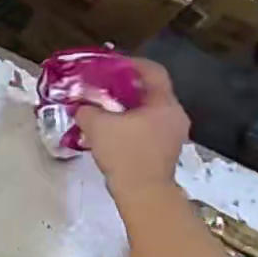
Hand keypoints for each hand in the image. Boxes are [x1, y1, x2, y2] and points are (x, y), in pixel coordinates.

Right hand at [75, 57, 188, 203]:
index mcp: (164, 104)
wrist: (142, 193)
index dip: (131, 64)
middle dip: (127, 88)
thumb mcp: (96, 125)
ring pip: (151, 112)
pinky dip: (133, 125)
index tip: (112, 63)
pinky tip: (113, 132)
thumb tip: (81, 107)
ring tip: (105, 110)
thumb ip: (87, 110)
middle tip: (104, 88)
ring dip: (129, 109)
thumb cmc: (124, 153)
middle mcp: (175, 116)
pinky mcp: (166, 152)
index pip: (152, 72)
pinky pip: (150, 129)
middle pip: (152, 92)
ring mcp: (174, 135)